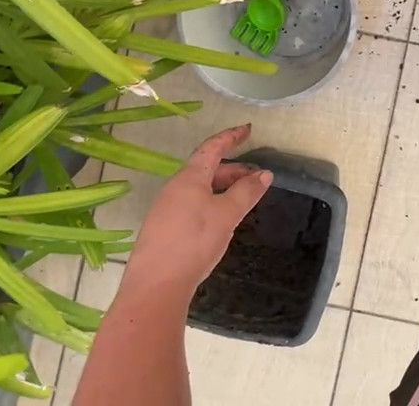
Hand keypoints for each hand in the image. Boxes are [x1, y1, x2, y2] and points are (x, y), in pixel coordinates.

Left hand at [126, 124, 271, 292]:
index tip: (247, 130)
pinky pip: (190, 206)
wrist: (154, 288)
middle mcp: (173, 189)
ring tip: (241, 200)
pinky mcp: (162, 232)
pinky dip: (210, 204)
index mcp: (189, 178)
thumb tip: (264, 174)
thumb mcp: (227, 215)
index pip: (212, 148)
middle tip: (255, 177)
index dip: (231, 137)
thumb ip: (246, 192)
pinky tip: (219, 221)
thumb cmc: (193, 242)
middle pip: (206, 170)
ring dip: (222, 189)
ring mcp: (164, 211)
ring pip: (198, 190)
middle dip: (232, 170)